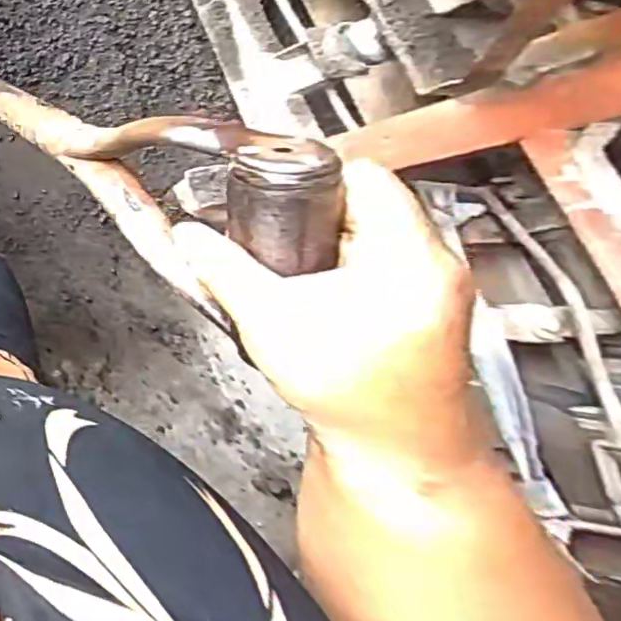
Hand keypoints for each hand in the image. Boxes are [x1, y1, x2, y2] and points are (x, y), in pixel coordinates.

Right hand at [173, 160, 478, 469]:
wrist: (396, 449)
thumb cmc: (359, 398)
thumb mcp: (269, 322)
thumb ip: (223, 268)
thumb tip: (189, 235)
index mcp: (409, 256)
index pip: (363, 173)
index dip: (307, 171)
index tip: (269, 181)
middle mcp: (431, 261)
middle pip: (359, 194)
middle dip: (302, 202)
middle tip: (262, 217)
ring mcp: (428, 279)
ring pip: (363, 221)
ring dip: (315, 226)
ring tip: (279, 248)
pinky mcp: (416, 295)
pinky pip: (370, 248)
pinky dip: (330, 249)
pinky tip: (301, 274)